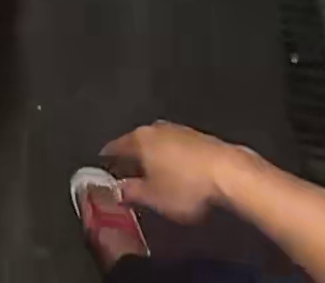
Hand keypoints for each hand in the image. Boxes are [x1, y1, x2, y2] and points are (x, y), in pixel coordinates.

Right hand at [101, 121, 260, 223]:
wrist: (224, 170)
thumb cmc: (184, 185)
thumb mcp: (152, 197)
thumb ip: (131, 192)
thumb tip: (117, 190)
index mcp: (141, 139)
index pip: (115, 146)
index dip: (106, 158)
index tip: (100, 166)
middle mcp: (156, 128)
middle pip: (134, 141)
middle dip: (127, 156)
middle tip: (120, 173)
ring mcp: (176, 128)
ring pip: (153, 141)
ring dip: (147, 154)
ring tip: (144, 172)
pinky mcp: (192, 134)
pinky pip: (168, 142)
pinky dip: (162, 153)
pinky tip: (167, 168)